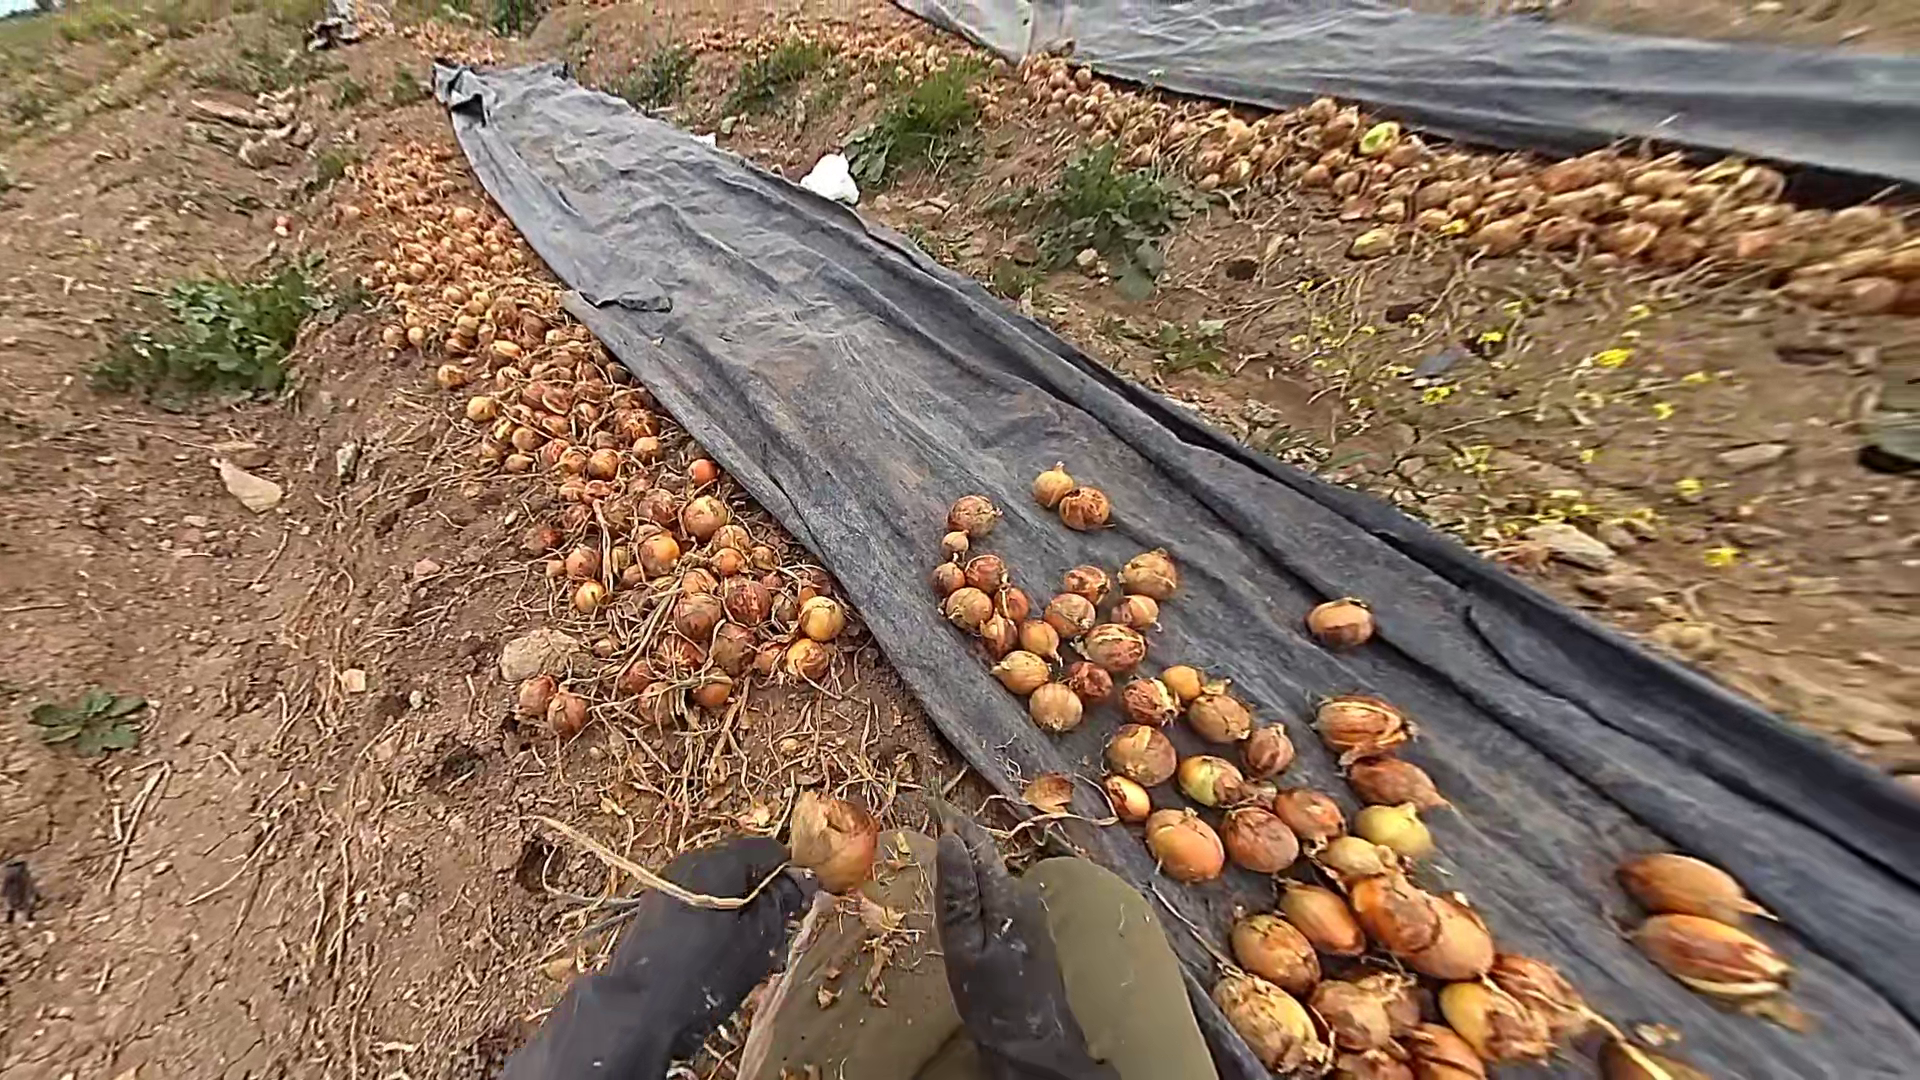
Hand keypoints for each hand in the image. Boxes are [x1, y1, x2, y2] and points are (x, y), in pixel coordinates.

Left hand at [504, 836, 805, 1079]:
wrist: (635, 1015)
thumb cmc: (705, 971)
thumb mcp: (759, 937)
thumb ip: (785, 899)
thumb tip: (807, 877)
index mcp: (721, 859)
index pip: (771, 850)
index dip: (790, 875)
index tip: (798, 904)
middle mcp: (694, 859)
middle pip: (745, 863)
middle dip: (764, 890)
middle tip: (776, 928)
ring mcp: (671, 881)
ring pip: (722, 881)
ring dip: (740, 904)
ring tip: (748, 943)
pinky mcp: (656, 905)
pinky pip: (699, 895)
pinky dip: (716, 912)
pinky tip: (719, 946)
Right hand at [936, 809, 1119, 1079]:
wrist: (1037, 1053)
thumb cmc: (993, 1002)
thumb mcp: (963, 947)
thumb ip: (957, 892)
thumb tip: (949, 837)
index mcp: (1005, 892)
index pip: (978, 841)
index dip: (955, 821)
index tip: (932, 805)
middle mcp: (1022, 891)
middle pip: (985, 857)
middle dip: (960, 843)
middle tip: (932, 832)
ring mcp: (1030, 910)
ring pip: (991, 877)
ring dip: (969, 868)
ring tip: (942, 866)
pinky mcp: (1030, 928)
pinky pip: (997, 897)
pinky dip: (978, 892)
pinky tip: (965, 907)